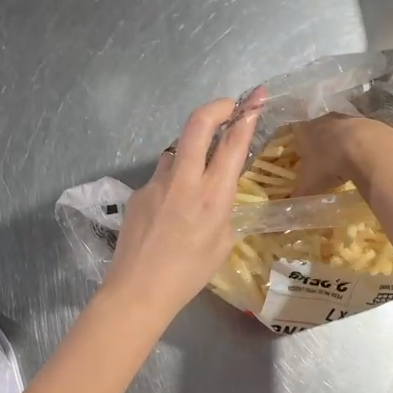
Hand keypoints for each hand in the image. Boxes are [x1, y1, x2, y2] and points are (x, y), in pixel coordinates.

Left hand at [102, 92, 264, 319]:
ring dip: (190, 150)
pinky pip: (160, 179)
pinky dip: (171, 183)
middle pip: (197, 124)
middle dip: (217, 107)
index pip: (232, 144)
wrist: (138, 290)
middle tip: (229, 106)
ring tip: (197, 172)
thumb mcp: (223, 244)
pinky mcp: (138, 193)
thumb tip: (217, 195)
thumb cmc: (188, 275)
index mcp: (212, 196)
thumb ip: (223, 211)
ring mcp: (156, 184)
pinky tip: (170, 212)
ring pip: (175, 150)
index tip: (255, 101)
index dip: (246, 117)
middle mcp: (183, 181)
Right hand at [287, 114, 392, 195]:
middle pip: (318, 132)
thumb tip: (291, 203)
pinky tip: (364, 158)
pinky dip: (360, 145)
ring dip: (341, 144)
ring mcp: (347, 119)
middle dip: (320, 146)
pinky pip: (360, 135)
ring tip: (345, 162)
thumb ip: (299, 193)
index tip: (302, 161)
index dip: (298, 149)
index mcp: (304, 132)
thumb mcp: (309, 185)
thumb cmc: (329, 164)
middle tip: (323, 163)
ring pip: (339, 131)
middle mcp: (323, 121)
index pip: (295, 137)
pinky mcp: (368, 122)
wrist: (367, 148)